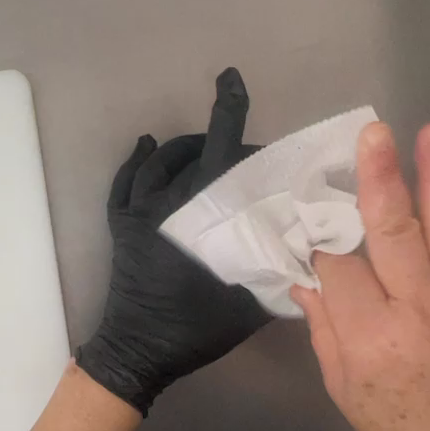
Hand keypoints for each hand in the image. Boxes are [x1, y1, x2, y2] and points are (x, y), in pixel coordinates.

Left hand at [75, 68, 271, 413]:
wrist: (139, 352)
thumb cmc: (195, 330)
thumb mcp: (250, 303)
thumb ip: (279, 268)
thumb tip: (310, 245)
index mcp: (198, 214)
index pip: (220, 150)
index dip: (229, 109)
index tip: (231, 78)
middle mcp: (164, 202)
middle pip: (194, 153)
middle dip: (222, 144)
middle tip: (245, 159)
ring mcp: (136, 214)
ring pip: (156, 162)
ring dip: (183, 148)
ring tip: (204, 149)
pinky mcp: (119, 228)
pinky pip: (123, 183)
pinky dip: (136, 162)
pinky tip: (146, 149)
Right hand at [292, 122, 429, 430]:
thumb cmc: (399, 425)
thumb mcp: (344, 389)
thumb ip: (325, 331)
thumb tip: (307, 280)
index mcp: (373, 337)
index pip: (341, 270)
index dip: (322, 242)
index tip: (309, 222)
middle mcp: (418, 308)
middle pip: (395, 233)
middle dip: (380, 180)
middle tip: (373, 133)